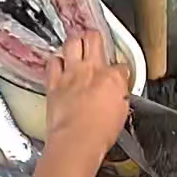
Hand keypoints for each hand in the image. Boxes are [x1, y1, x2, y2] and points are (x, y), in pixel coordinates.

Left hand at [44, 33, 130, 164]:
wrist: (76, 140)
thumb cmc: (100, 131)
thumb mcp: (122, 112)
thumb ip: (121, 95)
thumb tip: (119, 92)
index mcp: (113, 77)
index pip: (122, 65)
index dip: (121, 70)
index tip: (119, 75)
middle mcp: (92, 69)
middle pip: (93, 38)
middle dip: (95, 36)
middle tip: (95, 40)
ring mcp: (71, 73)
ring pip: (72, 42)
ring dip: (75, 42)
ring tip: (77, 45)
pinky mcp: (54, 82)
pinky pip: (53, 61)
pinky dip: (57, 61)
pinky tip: (60, 65)